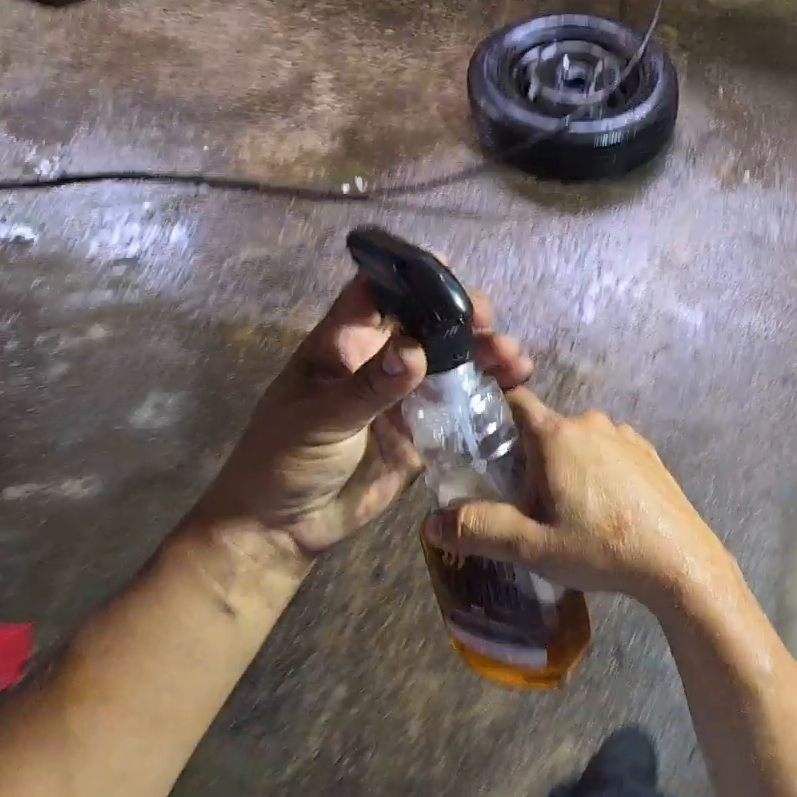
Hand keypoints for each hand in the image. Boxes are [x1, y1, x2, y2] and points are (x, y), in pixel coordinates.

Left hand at [196, 276, 533, 562]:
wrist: (285, 530)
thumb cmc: (280, 463)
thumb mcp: (317, 420)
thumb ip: (368, 386)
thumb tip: (416, 349)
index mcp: (343, 347)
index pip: (377, 295)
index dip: (411, 275)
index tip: (449, 267)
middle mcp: (381, 362)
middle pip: (429, 323)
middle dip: (463, 315)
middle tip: (488, 321)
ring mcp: (408, 395)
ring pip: (456, 359)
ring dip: (487, 351)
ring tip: (513, 357)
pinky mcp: (429, 428)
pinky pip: (466, 401)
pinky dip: (493, 389)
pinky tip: (516, 383)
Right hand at [423, 389, 739, 611]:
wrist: (678, 558)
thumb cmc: (601, 547)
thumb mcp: (530, 547)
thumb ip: (478, 529)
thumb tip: (431, 522)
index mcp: (558, 435)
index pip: (514, 404)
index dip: (491, 419)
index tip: (477, 447)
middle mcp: (592, 423)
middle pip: (544, 430)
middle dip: (527, 458)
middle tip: (518, 502)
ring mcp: (625, 436)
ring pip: (578, 443)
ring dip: (564, 466)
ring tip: (562, 513)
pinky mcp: (647, 453)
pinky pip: (607, 453)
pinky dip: (595, 472)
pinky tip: (600, 509)